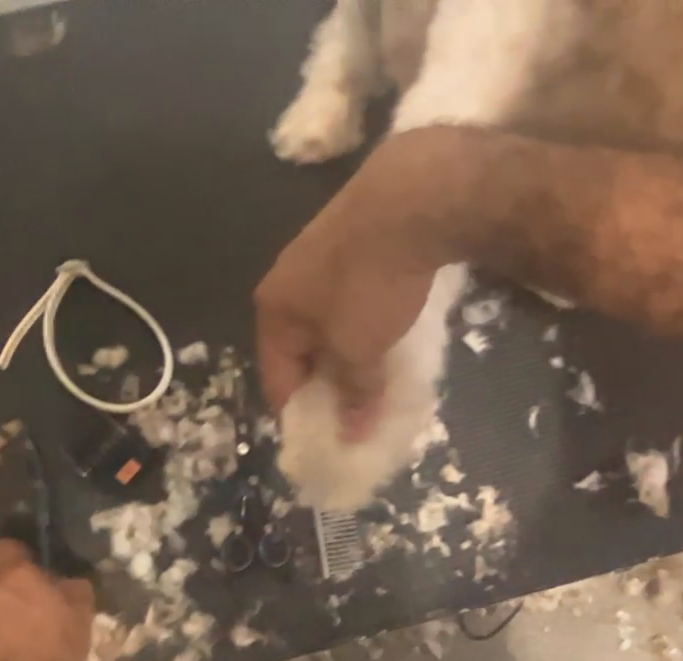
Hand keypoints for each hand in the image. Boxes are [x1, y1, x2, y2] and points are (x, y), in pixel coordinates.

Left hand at [0, 540, 94, 660]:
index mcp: (12, 574)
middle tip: (27, 610)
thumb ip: (73, 587)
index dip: (19, 558)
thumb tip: (65, 581)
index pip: (5, 546)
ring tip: (10, 640)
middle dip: (4, 589)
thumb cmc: (53, 654)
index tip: (34, 574)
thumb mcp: (83, 616)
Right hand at [254, 128, 470, 437]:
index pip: (276, 378)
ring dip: (349, 355)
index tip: (328, 439)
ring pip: (328, 325)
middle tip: (357, 415)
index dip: (301, 413)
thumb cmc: (369, 285)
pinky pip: (351, 301)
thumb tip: (351, 434)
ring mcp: (319, 258)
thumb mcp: (359, 351)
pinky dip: (365, 326)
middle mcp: (287, 281)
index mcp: (273, 310)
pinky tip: (389, 336)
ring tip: (377, 380)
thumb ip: (354, 393)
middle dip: (327, 385)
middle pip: (301, 350)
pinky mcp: (354, 242)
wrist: (408, 199)